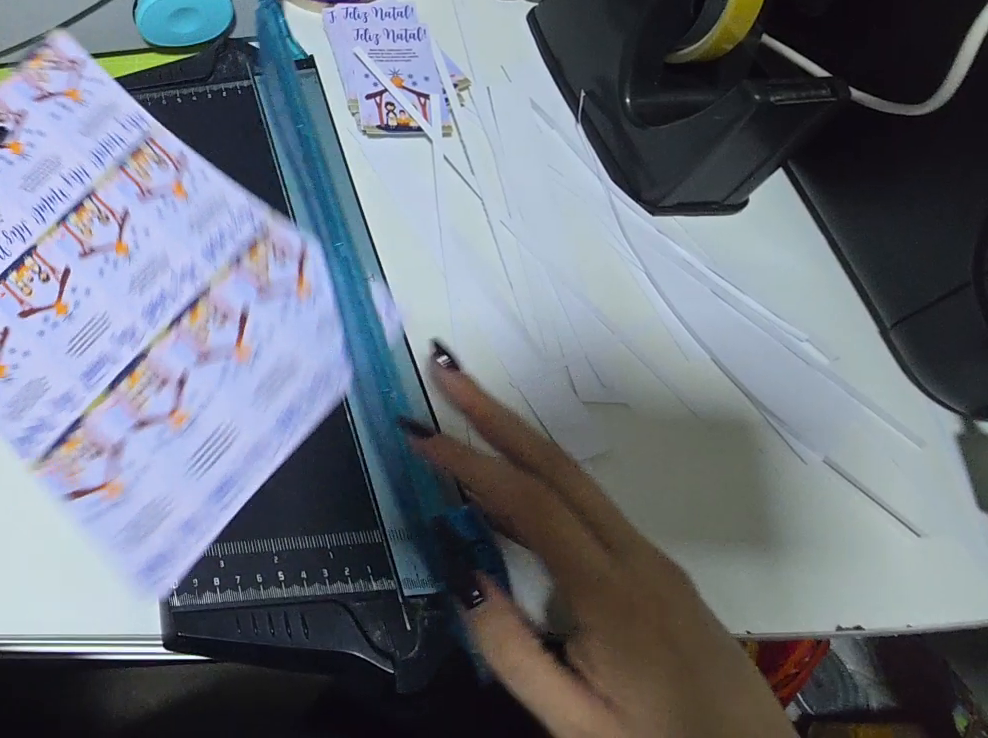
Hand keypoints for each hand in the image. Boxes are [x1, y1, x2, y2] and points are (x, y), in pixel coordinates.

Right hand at [410, 345, 789, 737]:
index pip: (531, 504)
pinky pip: (586, 507)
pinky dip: (535, 475)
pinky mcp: (656, 571)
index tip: (418, 436)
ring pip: (574, 480)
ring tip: (461, 407)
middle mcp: (637, 560)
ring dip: (514, 436)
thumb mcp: (576, 725)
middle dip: (496, 414)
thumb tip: (462, 573)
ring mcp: (652, 561)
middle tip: (444, 371)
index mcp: (613, 595)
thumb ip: (511, 650)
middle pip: (558, 467)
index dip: (471, 462)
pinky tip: (502, 485)